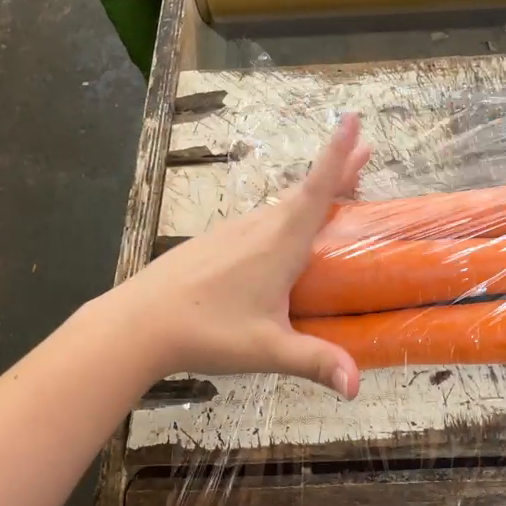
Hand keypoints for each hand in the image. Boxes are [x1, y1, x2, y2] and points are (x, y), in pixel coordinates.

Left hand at [102, 113, 371, 398]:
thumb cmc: (206, 331)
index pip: (318, 188)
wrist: (139, 322)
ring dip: (314, 193)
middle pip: (307, 190)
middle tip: (366, 151)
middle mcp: (260, 226)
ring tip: (338, 193)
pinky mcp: (217, 241)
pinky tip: (284, 236)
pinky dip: (287, 213)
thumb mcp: (267, 348)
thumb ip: (314, 362)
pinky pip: (263, 219)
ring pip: (283, 205)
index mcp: (280, 241)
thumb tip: (357, 387)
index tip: (354, 119)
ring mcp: (234, 230)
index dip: (339, 153)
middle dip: (339, 169)